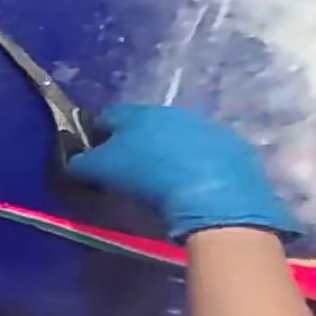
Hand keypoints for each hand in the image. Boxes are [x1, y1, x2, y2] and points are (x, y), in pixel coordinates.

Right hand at [66, 104, 299, 240]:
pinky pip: (205, 156)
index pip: (104, 118)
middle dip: (131, 145)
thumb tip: (76, 161)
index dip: (93, 138)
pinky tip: (188, 188)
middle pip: (142, 127)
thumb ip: (78, 161)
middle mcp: (174, 113)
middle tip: (125, 171)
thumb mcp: (96, 172)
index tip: (92, 159)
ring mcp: (210, 130)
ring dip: (165, 155)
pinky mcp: (239, 151)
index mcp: (137, 113)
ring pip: (175, 139)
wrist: (216, 202)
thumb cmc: (145, 179)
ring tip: (159, 183)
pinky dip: (193, 168)